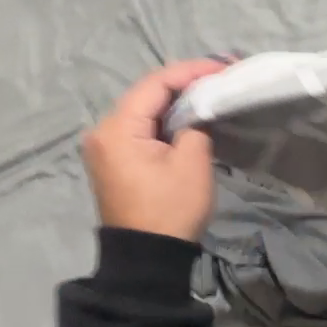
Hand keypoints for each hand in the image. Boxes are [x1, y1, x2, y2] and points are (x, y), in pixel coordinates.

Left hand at [81, 60, 228, 241]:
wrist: (147, 260)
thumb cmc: (170, 210)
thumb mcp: (192, 163)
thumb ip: (195, 126)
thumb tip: (195, 115)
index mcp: (117, 128)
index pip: (156, 83)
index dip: (192, 71)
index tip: (224, 67)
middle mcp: (103, 131)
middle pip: (147, 94)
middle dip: (185, 84)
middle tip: (221, 75)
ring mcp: (105, 148)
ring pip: (145, 112)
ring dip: (176, 102)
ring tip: (210, 92)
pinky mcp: (114, 162)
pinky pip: (141, 130)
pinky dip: (165, 121)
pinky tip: (189, 117)